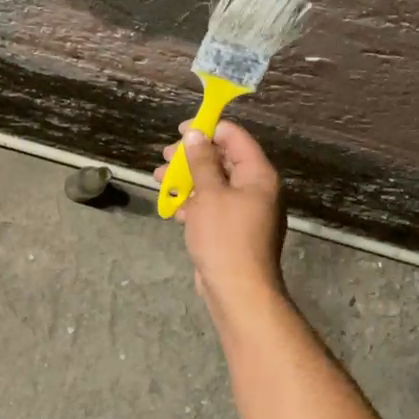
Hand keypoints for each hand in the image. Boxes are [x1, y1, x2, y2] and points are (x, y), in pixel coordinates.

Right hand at [155, 119, 287, 321]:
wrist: (238, 290)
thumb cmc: (224, 237)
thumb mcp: (208, 193)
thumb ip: (201, 161)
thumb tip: (195, 134)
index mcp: (258, 174)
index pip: (235, 137)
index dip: (208, 128)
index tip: (180, 131)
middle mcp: (256, 188)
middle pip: (222, 159)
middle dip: (192, 156)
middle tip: (166, 158)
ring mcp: (246, 210)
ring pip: (214, 183)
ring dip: (187, 179)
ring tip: (160, 180)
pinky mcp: (234, 229)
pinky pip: (214, 205)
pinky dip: (194, 202)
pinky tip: (174, 208)